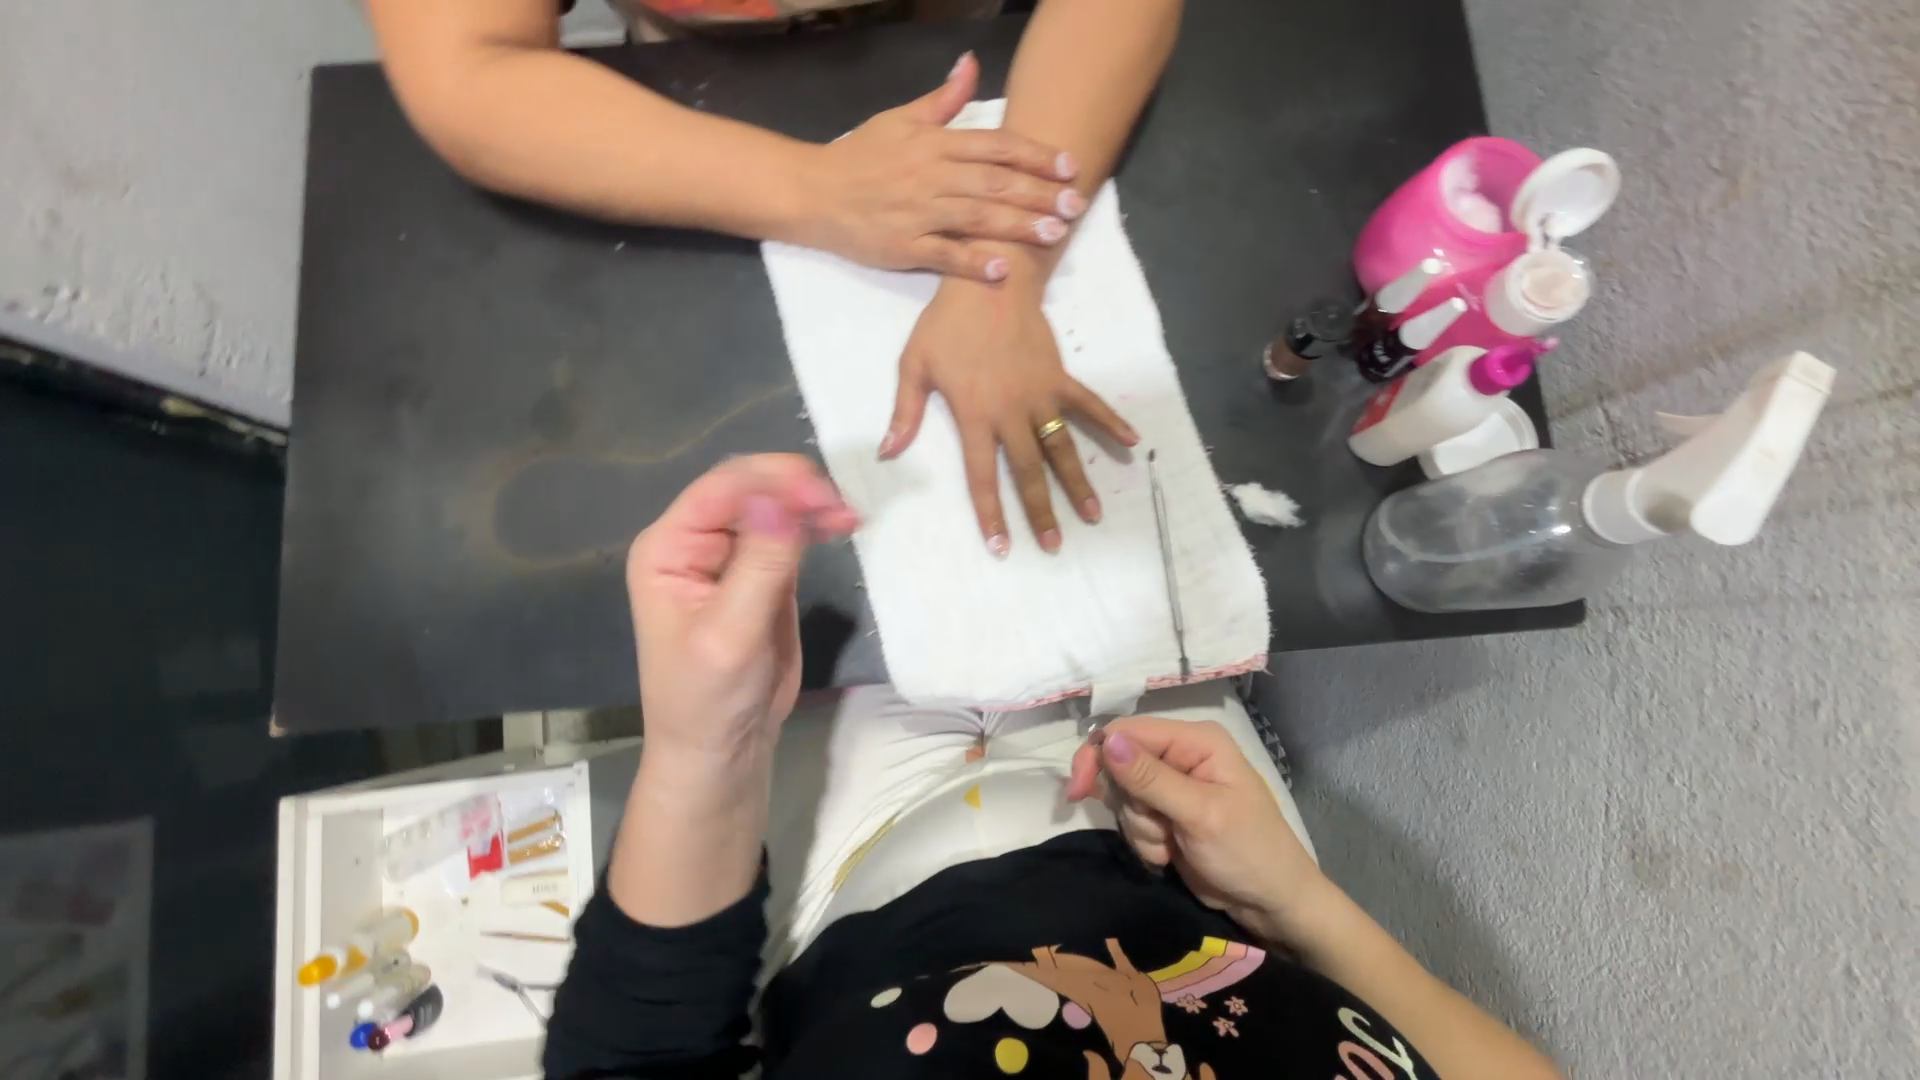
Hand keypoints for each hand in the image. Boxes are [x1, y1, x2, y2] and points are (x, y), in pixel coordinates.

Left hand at [625, 455, 858, 767]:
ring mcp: (731, 554)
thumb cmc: (709, 698)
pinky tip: (841, 526)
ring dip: (811, 503)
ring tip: (849, 518)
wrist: (724, 747)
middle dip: (795, 488)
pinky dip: (816, 525)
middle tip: (842, 508)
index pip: (721, 490)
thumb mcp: (731, 634)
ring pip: (774, 504)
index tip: (823, 496)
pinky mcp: (763, 571)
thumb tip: (780, 500)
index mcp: (669, 548)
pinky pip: (790, 532)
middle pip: (749, 488)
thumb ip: (758, 566)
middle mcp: (696, 541)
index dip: (772, 482)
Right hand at [795, 52, 1086, 283]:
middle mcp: (931, 175)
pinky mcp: (904, 246)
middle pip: (995, 182)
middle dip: (1039, 193)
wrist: (813, 193)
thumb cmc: (860, 157)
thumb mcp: (899, 120)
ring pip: (977, 217)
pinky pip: (944, 255)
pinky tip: (1001, 270)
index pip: (996, 146)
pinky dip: (973, 263)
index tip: (1069, 167)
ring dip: (1018, 225)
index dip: (1035, 156)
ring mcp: (918, 212)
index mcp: (934, 143)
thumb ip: (942, 101)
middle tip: (1075, 205)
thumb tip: (971, 65)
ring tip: (1054, 235)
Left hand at [882, 276, 1137, 553]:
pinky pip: (1089, 404)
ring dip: (1078, 483)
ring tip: (1093, 515)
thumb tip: (888, 453)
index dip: (991, 514)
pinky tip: (1131, 442)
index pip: (982, 477)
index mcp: (974, 416)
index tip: (1001, 547)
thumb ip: (905, 412)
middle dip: (1041, 512)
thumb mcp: (914, 365)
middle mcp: (1011, 414)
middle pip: (1028, 473)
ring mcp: (1041, 396)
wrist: (989, 279)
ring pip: (1062, 448)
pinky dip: (1111, 422)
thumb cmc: (946, 323)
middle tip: (1053, 546)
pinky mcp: (1060, 378)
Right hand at [1066, 717, 1330, 944]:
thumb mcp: (1201, 815)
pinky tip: (1171, 855)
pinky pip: (1131, 820)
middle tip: (1160, 830)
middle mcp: (1180, 755)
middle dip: (1131, 805)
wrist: (1273, 906)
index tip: (1078, 791)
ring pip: (1123, 798)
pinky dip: (1145, 841)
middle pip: (1119, 765)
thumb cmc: (1250, 853)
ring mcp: (1171, 786)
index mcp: (1195, 740)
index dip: (1099, 757)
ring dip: (1140, 829)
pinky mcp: (1165, 814)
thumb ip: (1151, 778)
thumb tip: (1108, 741)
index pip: (1127, 732)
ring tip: (1173, 846)